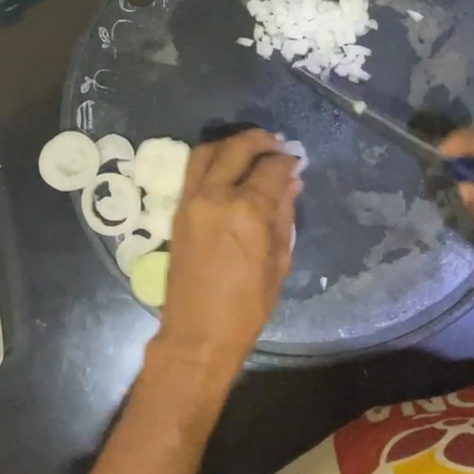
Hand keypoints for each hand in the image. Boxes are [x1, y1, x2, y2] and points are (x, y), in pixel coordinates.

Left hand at [152, 130, 302, 376]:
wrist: (198, 333)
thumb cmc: (247, 307)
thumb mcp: (278, 262)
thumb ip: (284, 217)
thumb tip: (291, 184)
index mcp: (247, 211)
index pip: (271, 169)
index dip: (288, 161)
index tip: (296, 161)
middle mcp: (216, 197)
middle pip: (237, 149)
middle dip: (261, 141)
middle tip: (277, 144)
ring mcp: (191, 202)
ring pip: (207, 152)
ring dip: (231, 144)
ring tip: (251, 150)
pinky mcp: (177, 211)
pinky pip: (192, 171)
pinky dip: (212, 161)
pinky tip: (228, 167)